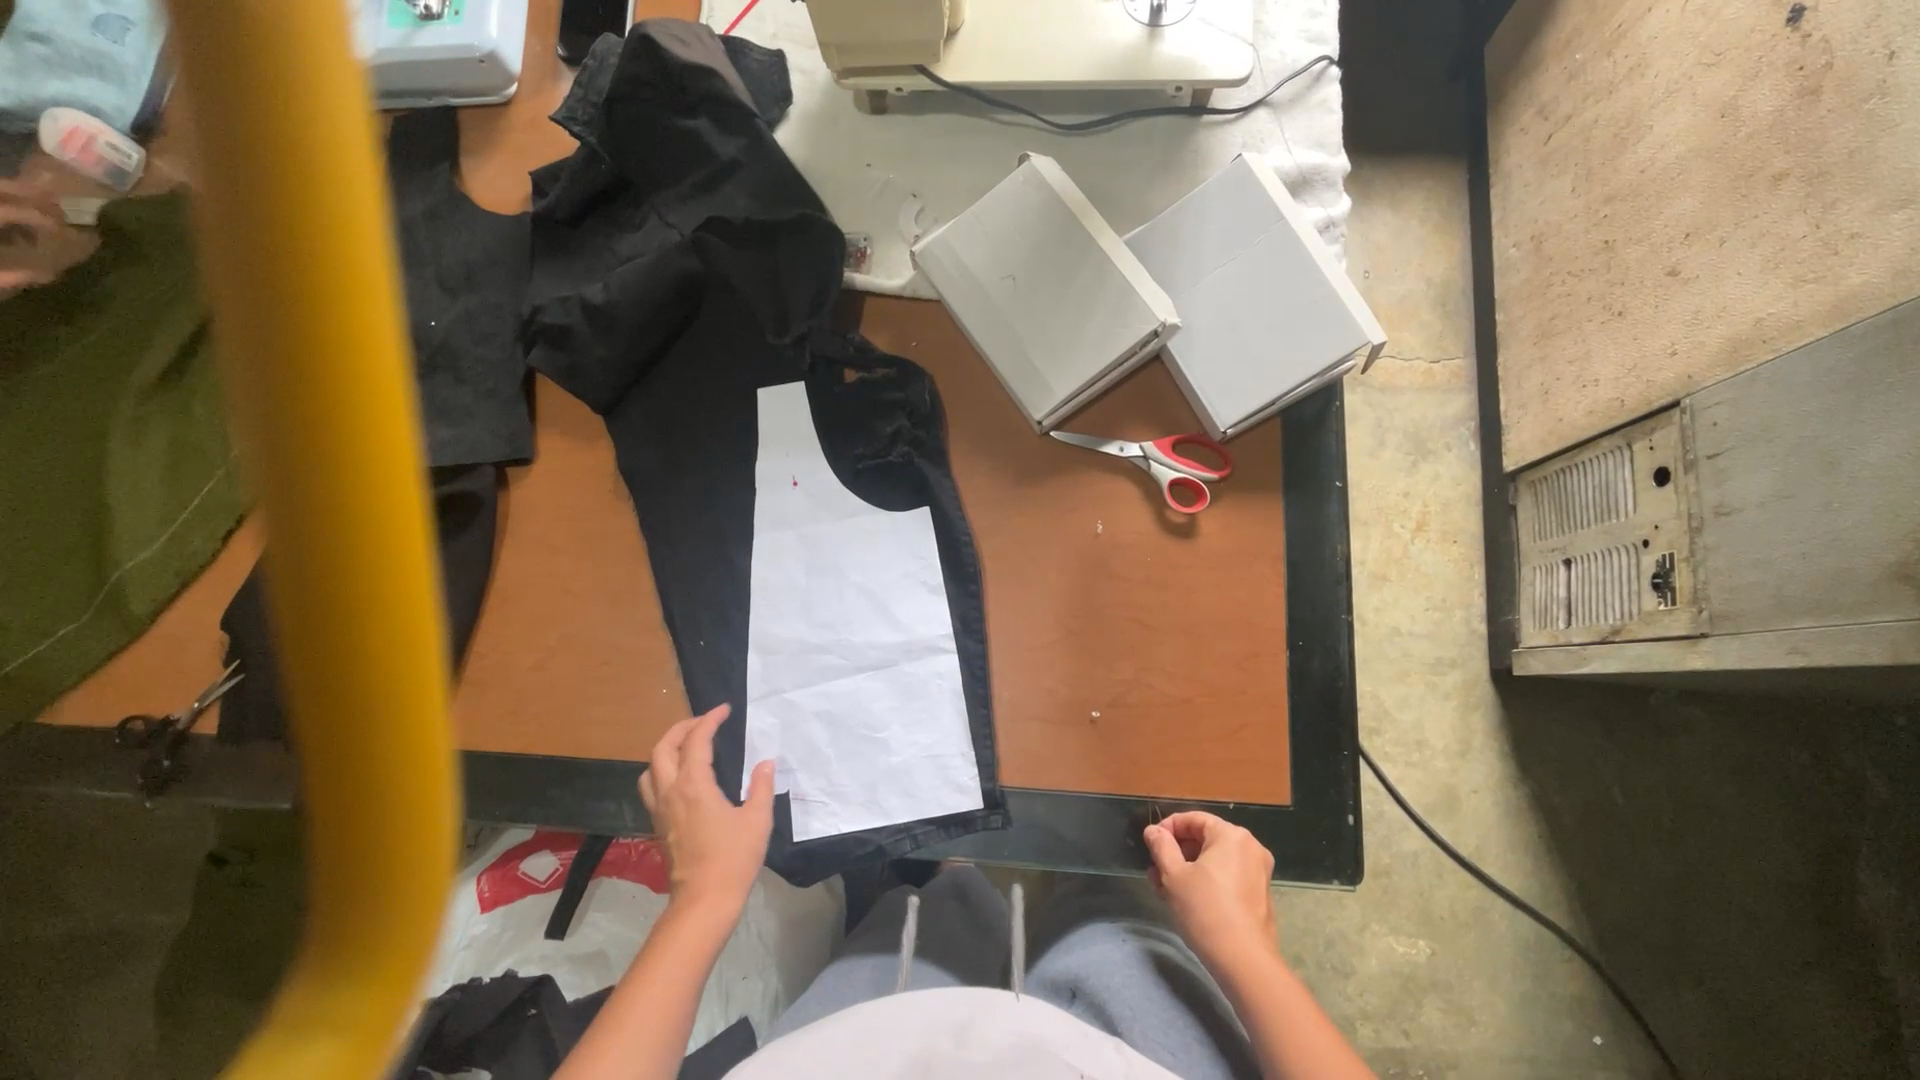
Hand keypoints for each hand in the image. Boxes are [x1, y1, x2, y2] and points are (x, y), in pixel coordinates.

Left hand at [639, 704, 774, 912]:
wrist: (704, 900)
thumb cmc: (734, 858)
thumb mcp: (757, 820)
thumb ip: (760, 787)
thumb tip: (765, 763)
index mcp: (694, 785)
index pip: (697, 740)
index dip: (710, 720)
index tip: (725, 710)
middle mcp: (670, 792)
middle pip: (663, 748)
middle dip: (682, 728)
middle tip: (704, 723)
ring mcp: (660, 810)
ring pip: (650, 767)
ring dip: (666, 749)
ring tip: (688, 747)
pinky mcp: (658, 826)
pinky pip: (651, 787)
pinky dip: (663, 771)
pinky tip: (682, 779)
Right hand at [1143, 811, 1279, 970]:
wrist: (1243, 960)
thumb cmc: (1205, 910)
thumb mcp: (1173, 875)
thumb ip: (1161, 846)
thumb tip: (1154, 831)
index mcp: (1231, 836)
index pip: (1194, 819)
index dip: (1168, 827)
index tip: (1150, 843)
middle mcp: (1250, 847)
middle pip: (1205, 839)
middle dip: (1176, 852)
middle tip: (1154, 869)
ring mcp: (1258, 871)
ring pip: (1214, 860)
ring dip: (1187, 868)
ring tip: (1163, 888)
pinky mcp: (1258, 894)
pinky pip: (1227, 875)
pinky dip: (1205, 880)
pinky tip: (1185, 899)